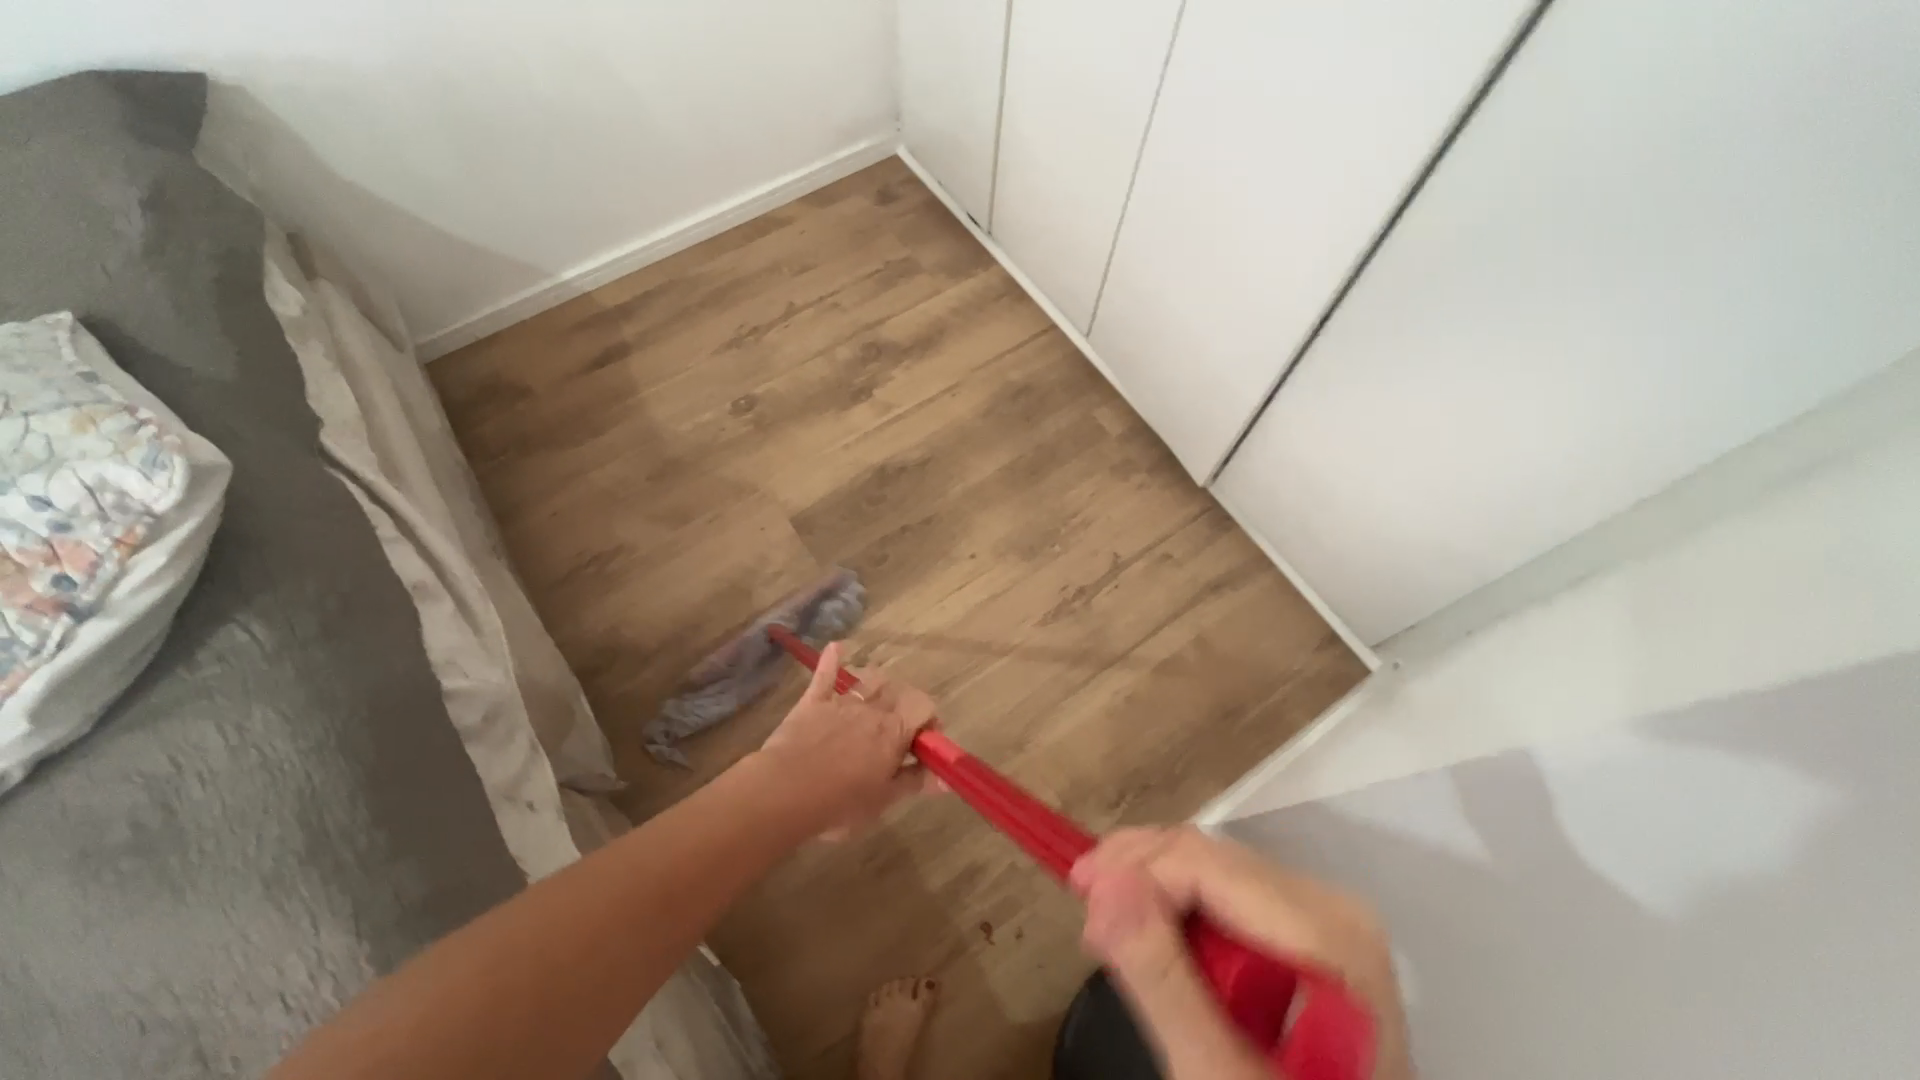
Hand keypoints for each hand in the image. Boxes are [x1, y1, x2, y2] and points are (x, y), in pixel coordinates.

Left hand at [755, 642, 939, 836]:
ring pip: (869, 679)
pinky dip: (833, 659)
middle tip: (900, 729)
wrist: (784, 792)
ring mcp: (841, 702)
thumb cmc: (840, 802)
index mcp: (894, 731)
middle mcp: (872, 708)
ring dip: (879, 685)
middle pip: (899, 689)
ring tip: (879, 700)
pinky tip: (836, 647)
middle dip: (906, 703)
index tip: (924, 743)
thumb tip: (945, 779)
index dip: (929, 720)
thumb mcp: (884, 800)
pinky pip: (825, 674)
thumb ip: (915, 782)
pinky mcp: (812, 702)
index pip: (924, 706)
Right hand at [1071, 827, 1409, 1079]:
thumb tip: (1106, 884)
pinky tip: (1153, 939)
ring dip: (1150, 887)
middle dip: (1135, 874)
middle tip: (1083, 915)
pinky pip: (1226, 890)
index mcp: (1323, 933)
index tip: (1079, 902)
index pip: (1202, 861)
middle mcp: (1330, 905)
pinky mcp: (1307, 930)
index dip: (1131, 870)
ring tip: (1107, 930)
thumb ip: (1163, 980)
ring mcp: (1322, 914)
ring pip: (1210, 865)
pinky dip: (1180, 906)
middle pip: (1207, 855)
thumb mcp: (1217, 1072)